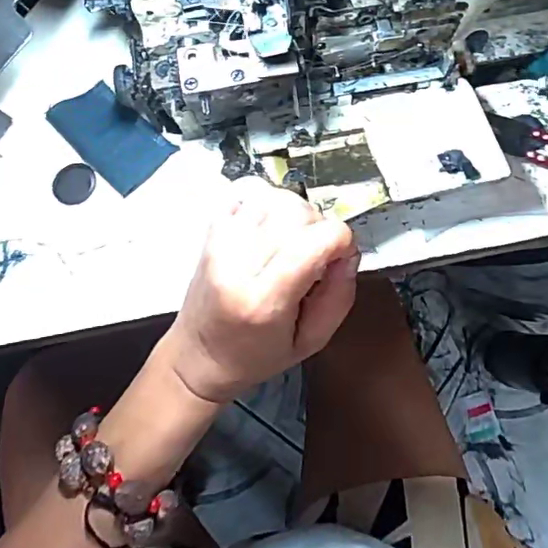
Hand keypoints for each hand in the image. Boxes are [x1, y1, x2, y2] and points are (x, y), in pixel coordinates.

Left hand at [161, 178, 360, 403]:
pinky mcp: (212, 229)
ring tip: (291, 241)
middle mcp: (237, 264)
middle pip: (297, 212)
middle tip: (314, 255)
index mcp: (263, 301)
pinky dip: (269, 204)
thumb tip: (349, 252)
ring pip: (276, 197)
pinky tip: (270, 229)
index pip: (314, 242)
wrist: (198, 355)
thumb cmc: (255, 354)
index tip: (340, 257)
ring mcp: (220, 241)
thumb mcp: (311, 343)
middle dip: (319, 227)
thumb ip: (339, 297)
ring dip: (294, 214)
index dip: (341, 241)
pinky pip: (251, 193)